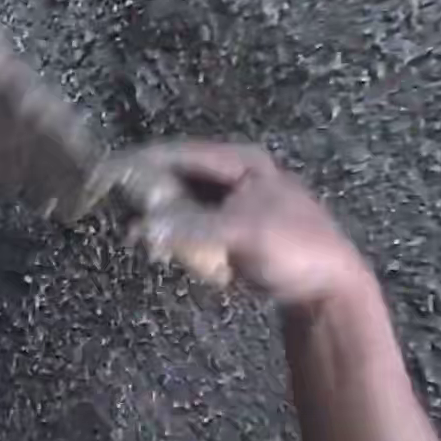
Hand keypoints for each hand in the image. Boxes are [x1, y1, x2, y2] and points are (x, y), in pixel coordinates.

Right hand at [105, 141, 373, 307]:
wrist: (329, 286)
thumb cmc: (294, 247)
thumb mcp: (242, 232)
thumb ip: (190, 228)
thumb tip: (140, 229)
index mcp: (243, 163)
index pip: (183, 153)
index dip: (146, 160)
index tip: (111, 170)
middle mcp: (236, 176)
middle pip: (181, 176)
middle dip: (150, 192)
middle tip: (116, 204)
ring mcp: (234, 203)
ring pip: (185, 202)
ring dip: (162, 216)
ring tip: (135, 230)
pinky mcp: (232, 229)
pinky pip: (195, 225)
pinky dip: (177, 233)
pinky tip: (161, 247)